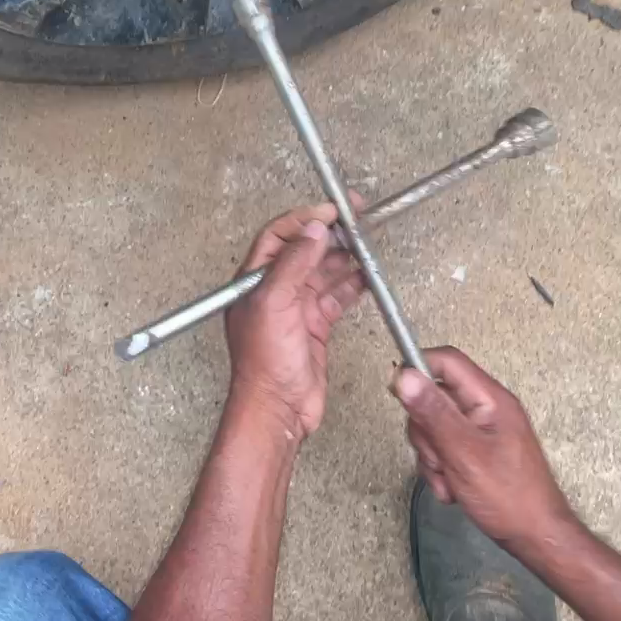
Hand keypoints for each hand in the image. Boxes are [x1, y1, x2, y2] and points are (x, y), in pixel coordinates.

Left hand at [224, 200, 366, 438]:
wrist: (277, 409)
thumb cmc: (262, 364)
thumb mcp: (273, 304)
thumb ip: (293, 264)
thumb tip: (311, 230)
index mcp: (254, 280)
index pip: (278, 236)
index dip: (304, 219)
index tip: (331, 211)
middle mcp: (274, 290)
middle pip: (304, 250)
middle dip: (329, 233)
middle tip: (355, 219)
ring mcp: (295, 308)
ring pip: (323, 271)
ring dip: (344, 255)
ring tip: (365, 242)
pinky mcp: (314, 326)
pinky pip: (336, 296)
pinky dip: (352, 284)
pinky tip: (366, 275)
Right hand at [390, 347, 576, 548]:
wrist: (538, 541)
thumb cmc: (508, 497)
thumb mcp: (464, 453)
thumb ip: (433, 413)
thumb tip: (403, 375)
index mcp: (489, 398)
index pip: (446, 361)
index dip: (418, 369)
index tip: (398, 394)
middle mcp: (484, 407)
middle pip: (434, 396)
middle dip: (425, 429)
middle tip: (437, 456)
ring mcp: (480, 430)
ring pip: (434, 424)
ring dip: (432, 454)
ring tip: (449, 479)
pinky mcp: (476, 450)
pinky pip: (442, 446)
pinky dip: (440, 468)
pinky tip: (452, 488)